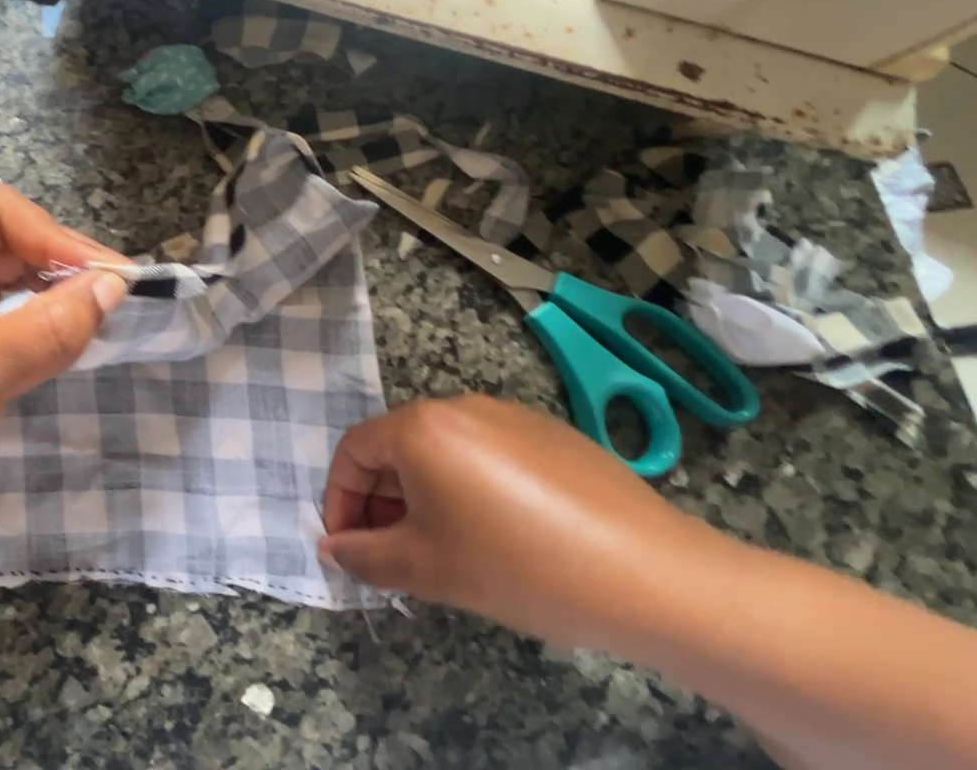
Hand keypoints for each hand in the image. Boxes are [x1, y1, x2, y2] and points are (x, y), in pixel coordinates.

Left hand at [0, 187, 129, 541]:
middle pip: (13, 238)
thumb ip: (42, 331)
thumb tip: (113, 288)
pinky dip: (50, 317)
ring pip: (19, 274)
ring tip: (109, 309)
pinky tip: (78, 330)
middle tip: (122, 293)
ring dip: (63, 287)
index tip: (105, 277)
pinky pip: (17, 311)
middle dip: (65, 260)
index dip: (53, 237)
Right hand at [319, 396, 717, 645]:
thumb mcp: (424, 569)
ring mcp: (512, 416)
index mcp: (420, 427)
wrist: (652, 578)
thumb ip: (363, 555)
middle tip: (391, 552)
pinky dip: (472, 488)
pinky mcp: (554, 436)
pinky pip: (489, 455)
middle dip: (382, 500)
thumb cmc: (517, 566)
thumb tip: (333, 548)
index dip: (340, 501)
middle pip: (397, 448)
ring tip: (445, 548)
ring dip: (425, 494)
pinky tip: (501, 535)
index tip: (347, 546)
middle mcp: (460, 407)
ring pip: (444, 452)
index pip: (353, 454)